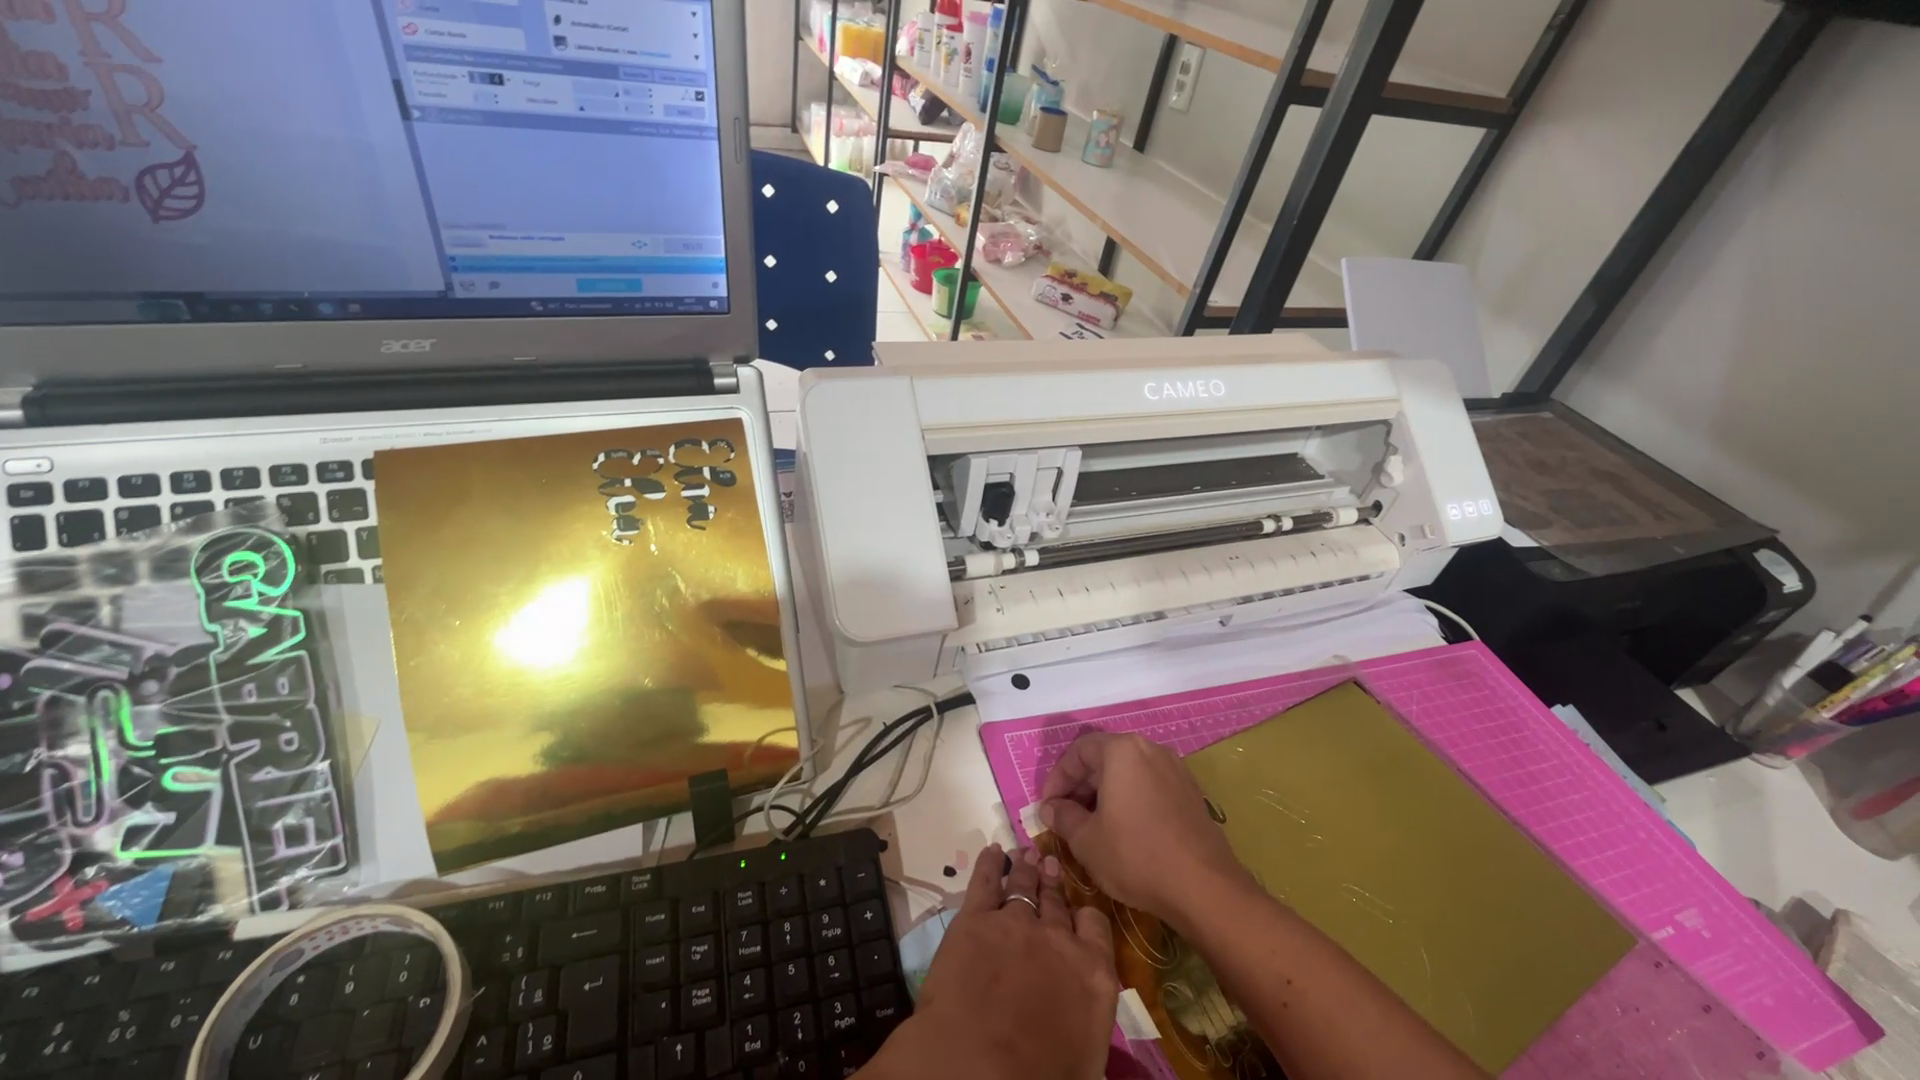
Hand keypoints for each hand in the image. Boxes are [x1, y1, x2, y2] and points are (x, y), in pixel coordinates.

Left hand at [862, 844, 1118, 1079]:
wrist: (975, 1064)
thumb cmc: (1040, 1073)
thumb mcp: (1087, 1055)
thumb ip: (1091, 1015)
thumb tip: (1088, 1011)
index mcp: (1093, 972)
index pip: (1096, 926)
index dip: (1085, 915)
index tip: (1079, 910)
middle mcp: (1058, 938)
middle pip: (1058, 902)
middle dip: (1054, 884)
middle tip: (1050, 865)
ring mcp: (1015, 923)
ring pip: (1024, 886)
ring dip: (1026, 869)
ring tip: (1027, 854)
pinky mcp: (975, 920)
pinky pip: (984, 882)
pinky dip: (989, 864)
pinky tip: (993, 852)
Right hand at [1039, 732, 1250, 926]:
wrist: (1203, 887)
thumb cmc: (1135, 856)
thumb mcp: (1086, 840)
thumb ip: (1062, 817)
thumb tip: (1051, 808)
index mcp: (1122, 751)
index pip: (1078, 751)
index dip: (1057, 778)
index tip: (1047, 807)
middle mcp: (1150, 749)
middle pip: (1104, 758)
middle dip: (1080, 786)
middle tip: (1065, 817)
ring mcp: (1175, 769)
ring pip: (1127, 773)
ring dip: (1104, 794)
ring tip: (1091, 826)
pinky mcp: (1190, 792)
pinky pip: (1148, 786)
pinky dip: (1129, 800)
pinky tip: (1122, 831)